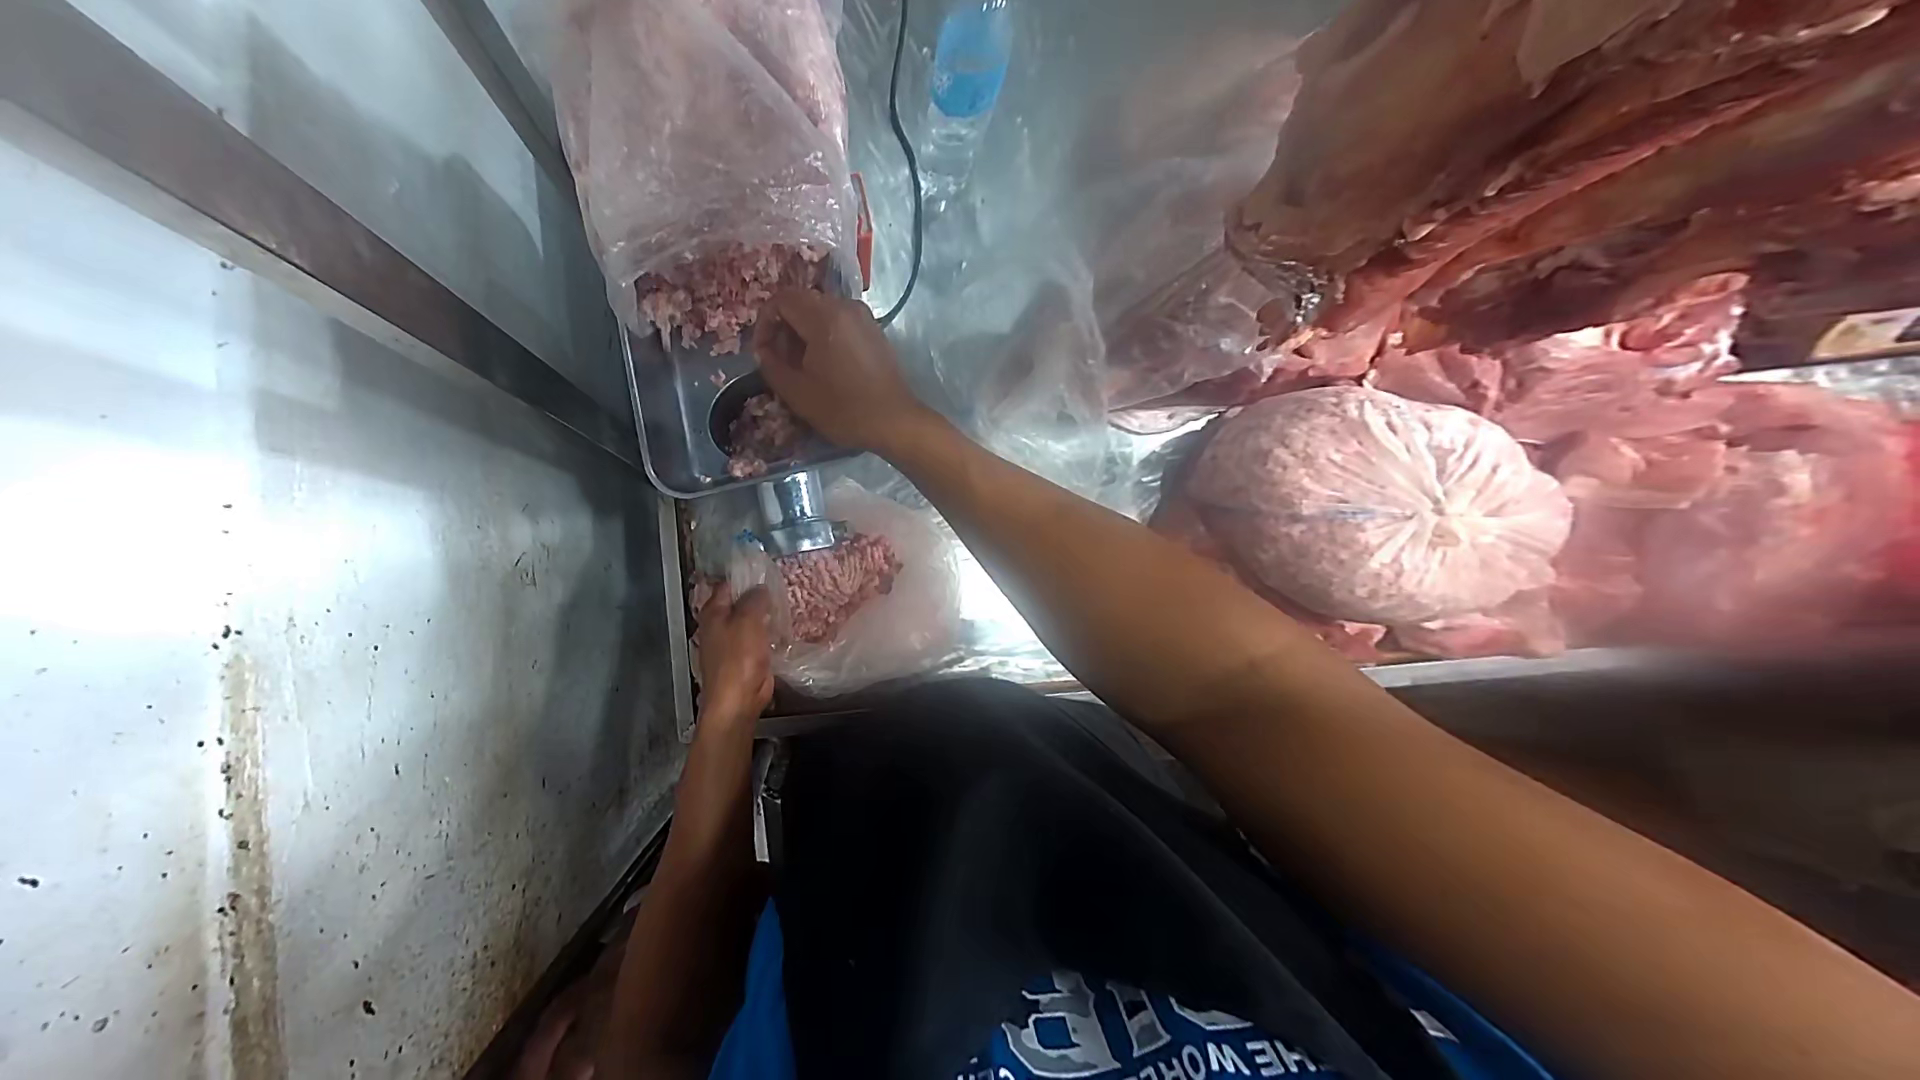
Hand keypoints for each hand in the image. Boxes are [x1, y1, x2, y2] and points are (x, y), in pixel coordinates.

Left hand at [695, 583, 773, 727]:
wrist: (738, 700)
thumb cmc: (739, 658)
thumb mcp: (749, 620)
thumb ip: (755, 599)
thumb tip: (760, 587)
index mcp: (713, 613)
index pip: (728, 585)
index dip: (746, 576)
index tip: (766, 570)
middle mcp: (718, 625)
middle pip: (739, 602)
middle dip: (758, 595)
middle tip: (781, 585)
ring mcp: (730, 642)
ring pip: (750, 620)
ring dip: (764, 614)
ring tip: (785, 603)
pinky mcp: (744, 657)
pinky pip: (757, 637)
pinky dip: (768, 632)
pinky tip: (783, 627)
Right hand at [751, 288, 938, 455]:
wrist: (895, 421)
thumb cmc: (844, 409)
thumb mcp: (797, 393)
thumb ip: (771, 365)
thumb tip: (764, 351)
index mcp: (824, 316)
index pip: (781, 299)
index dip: (765, 323)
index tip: (764, 351)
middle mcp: (845, 307)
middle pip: (802, 302)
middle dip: (784, 327)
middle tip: (781, 360)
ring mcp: (864, 317)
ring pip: (822, 311)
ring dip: (805, 332)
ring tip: (803, 366)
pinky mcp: (875, 331)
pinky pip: (841, 322)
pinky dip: (826, 335)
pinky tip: (827, 365)